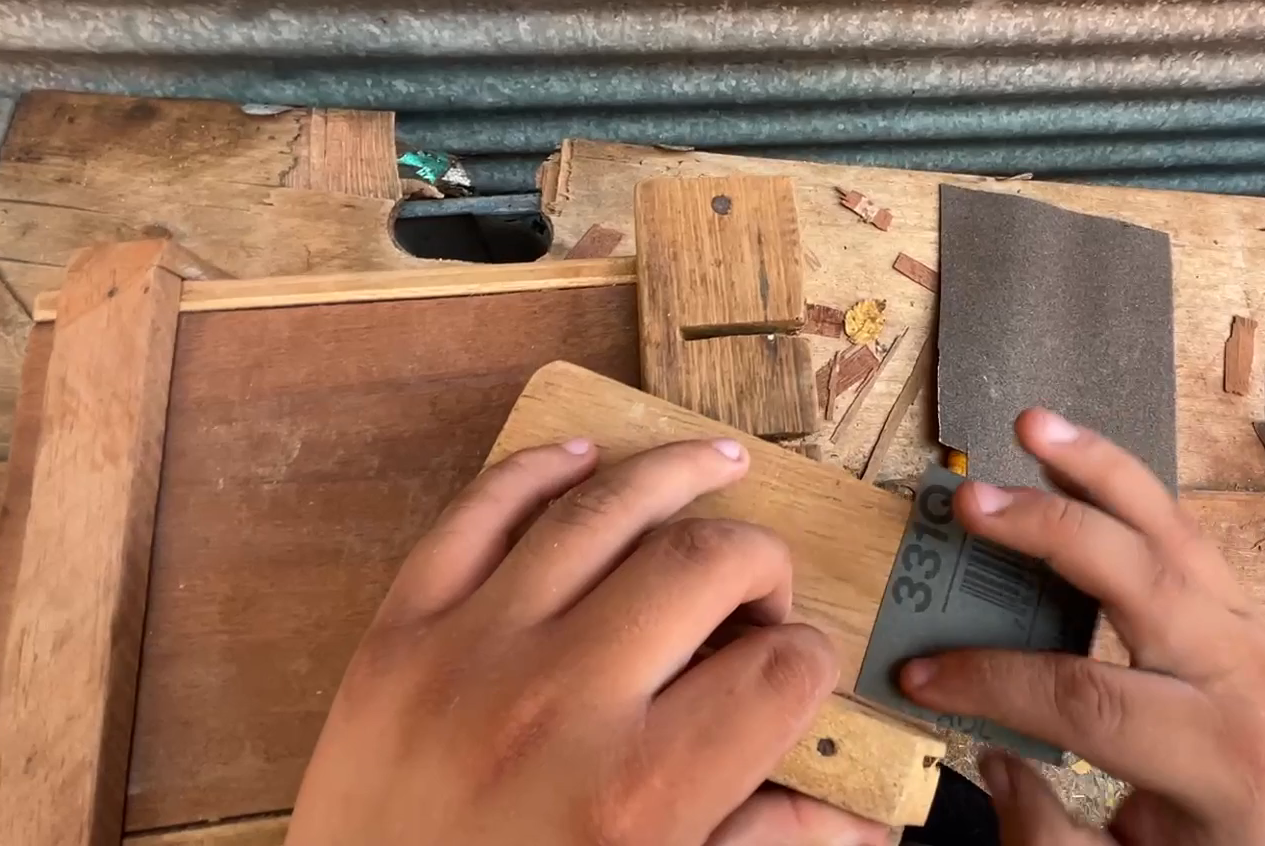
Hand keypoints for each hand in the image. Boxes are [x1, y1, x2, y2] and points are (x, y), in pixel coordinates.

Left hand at [287, 438, 892, 845]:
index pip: (778, 676)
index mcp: (636, 801)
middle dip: (761, 563)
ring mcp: (468, 654)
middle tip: (760, 590)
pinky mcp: (397, 633)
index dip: (811, 659)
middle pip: (705, 565)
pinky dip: (539, 468)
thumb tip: (867, 813)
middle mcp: (557, 706)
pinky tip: (588, 455)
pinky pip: (478, 513)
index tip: (800, 662)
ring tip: (720, 460)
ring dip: (676, 470)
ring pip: (603, 510)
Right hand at [898, 410, 1264, 845]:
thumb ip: (1053, 839)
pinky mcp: (1228, 595)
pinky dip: (1113, 478)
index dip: (990, 680)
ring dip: (1093, 467)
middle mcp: (1239, 670)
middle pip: (1140, 577)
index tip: (917, 674)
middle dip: (1045, 532)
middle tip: (967, 501)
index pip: (1084, 697)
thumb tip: (988, 755)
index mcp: (1221, 753)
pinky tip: (1064, 451)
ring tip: (1030, 424)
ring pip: (1167, 524)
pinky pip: (1170, 522)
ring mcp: (1241, 620)